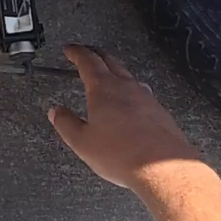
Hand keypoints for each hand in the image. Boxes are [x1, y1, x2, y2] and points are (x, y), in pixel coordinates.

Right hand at [48, 45, 201, 190]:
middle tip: (87, 55)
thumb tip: (56, 112)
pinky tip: (130, 105)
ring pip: (128, 76)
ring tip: (109, 78)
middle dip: (96, 55)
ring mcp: (146, 98)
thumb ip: (66, 123)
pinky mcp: (160, 112)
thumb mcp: (82, 142)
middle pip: (110, 61)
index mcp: (104, 89)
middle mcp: (127, 88)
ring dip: (115, 72)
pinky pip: (143, 94)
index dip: (76, 52)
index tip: (70, 50)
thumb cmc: (125, 155)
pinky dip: (131, 92)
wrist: (164, 170)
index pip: (88, 60)